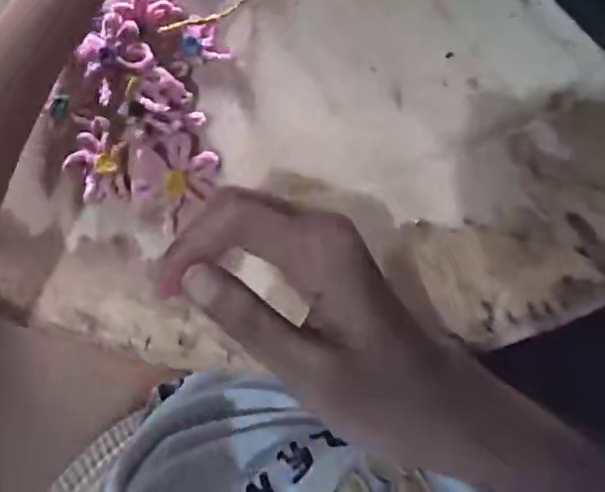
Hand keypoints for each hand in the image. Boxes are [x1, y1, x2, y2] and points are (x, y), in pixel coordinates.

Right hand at [156, 189, 506, 478]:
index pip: (236, 216)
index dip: (191, 243)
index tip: (163, 287)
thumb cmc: (378, 395)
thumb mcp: (306, 370)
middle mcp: (320, 222)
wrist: (441, 402)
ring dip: (210, 237)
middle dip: (196, 236)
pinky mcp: (324, 243)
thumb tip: (191, 275)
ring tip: (181, 280)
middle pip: (240, 203)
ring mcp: (324, 229)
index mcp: (317, 245)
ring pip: (250, 209)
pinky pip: (266, 225)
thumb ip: (246, 319)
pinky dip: (232, 241)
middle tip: (167, 285)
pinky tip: (216, 269)